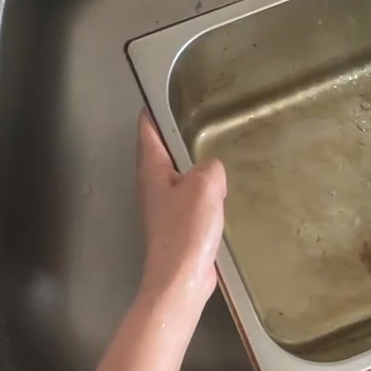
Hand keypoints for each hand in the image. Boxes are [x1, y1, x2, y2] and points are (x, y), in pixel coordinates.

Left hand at [134, 113, 226, 312]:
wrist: (181, 279)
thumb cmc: (186, 230)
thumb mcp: (205, 185)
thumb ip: (210, 167)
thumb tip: (212, 173)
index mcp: (151, 169)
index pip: (148, 128)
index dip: (157, 108)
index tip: (172, 92)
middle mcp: (152, 185)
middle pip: (164, 151)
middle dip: (182, 136)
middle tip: (207, 120)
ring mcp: (164, 207)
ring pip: (181, 176)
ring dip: (198, 168)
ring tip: (220, 155)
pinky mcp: (178, 226)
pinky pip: (192, 199)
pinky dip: (206, 194)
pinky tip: (223, 196)